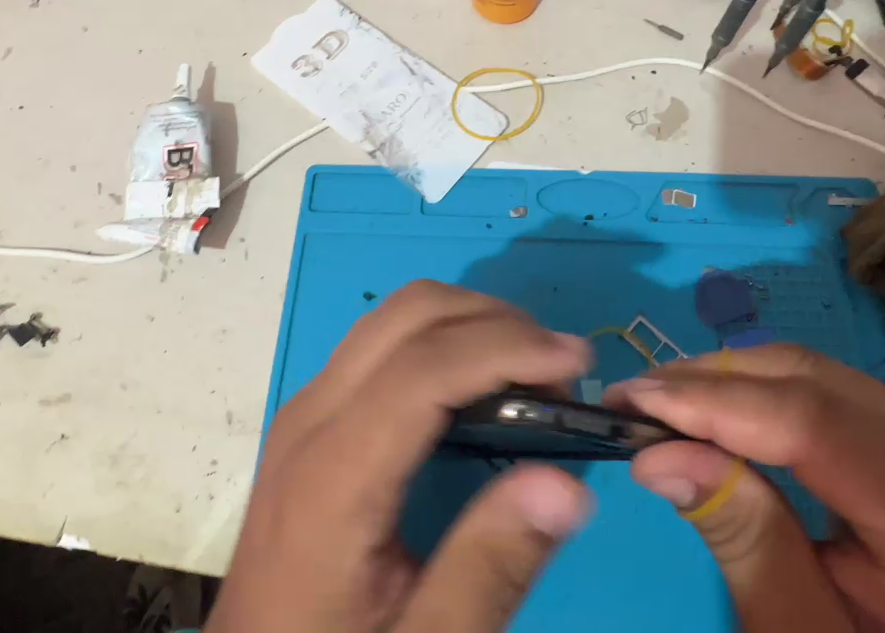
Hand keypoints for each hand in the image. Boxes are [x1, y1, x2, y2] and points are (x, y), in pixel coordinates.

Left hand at [208, 281, 594, 632]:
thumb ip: (490, 568)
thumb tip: (566, 484)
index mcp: (333, 474)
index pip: (423, 368)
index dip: (504, 348)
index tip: (576, 361)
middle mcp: (312, 417)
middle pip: (408, 315)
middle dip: (495, 320)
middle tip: (562, 368)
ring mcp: (307, 407)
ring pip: (393, 315)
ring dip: (469, 320)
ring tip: (532, 369)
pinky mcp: (313, 412)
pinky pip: (381, 340)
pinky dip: (443, 336)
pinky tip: (480, 381)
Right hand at [609, 346, 884, 632]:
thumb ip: (746, 543)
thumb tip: (657, 454)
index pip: (812, 420)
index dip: (712, 401)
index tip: (627, 401)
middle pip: (808, 380)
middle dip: (708, 381)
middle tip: (627, 402)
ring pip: (811, 373)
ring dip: (726, 383)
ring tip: (657, 407)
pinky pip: (825, 391)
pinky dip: (758, 397)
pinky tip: (713, 415)